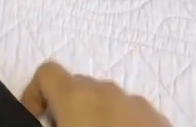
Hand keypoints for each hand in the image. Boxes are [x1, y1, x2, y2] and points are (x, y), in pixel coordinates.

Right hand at [22, 62, 169, 126]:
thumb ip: (49, 124)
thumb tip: (47, 122)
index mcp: (77, 96)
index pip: (46, 72)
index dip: (34, 93)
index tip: (34, 119)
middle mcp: (107, 91)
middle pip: (79, 88)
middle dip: (68, 111)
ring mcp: (138, 105)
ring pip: (108, 103)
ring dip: (97, 120)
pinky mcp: (162, 121)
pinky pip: (134, 117)